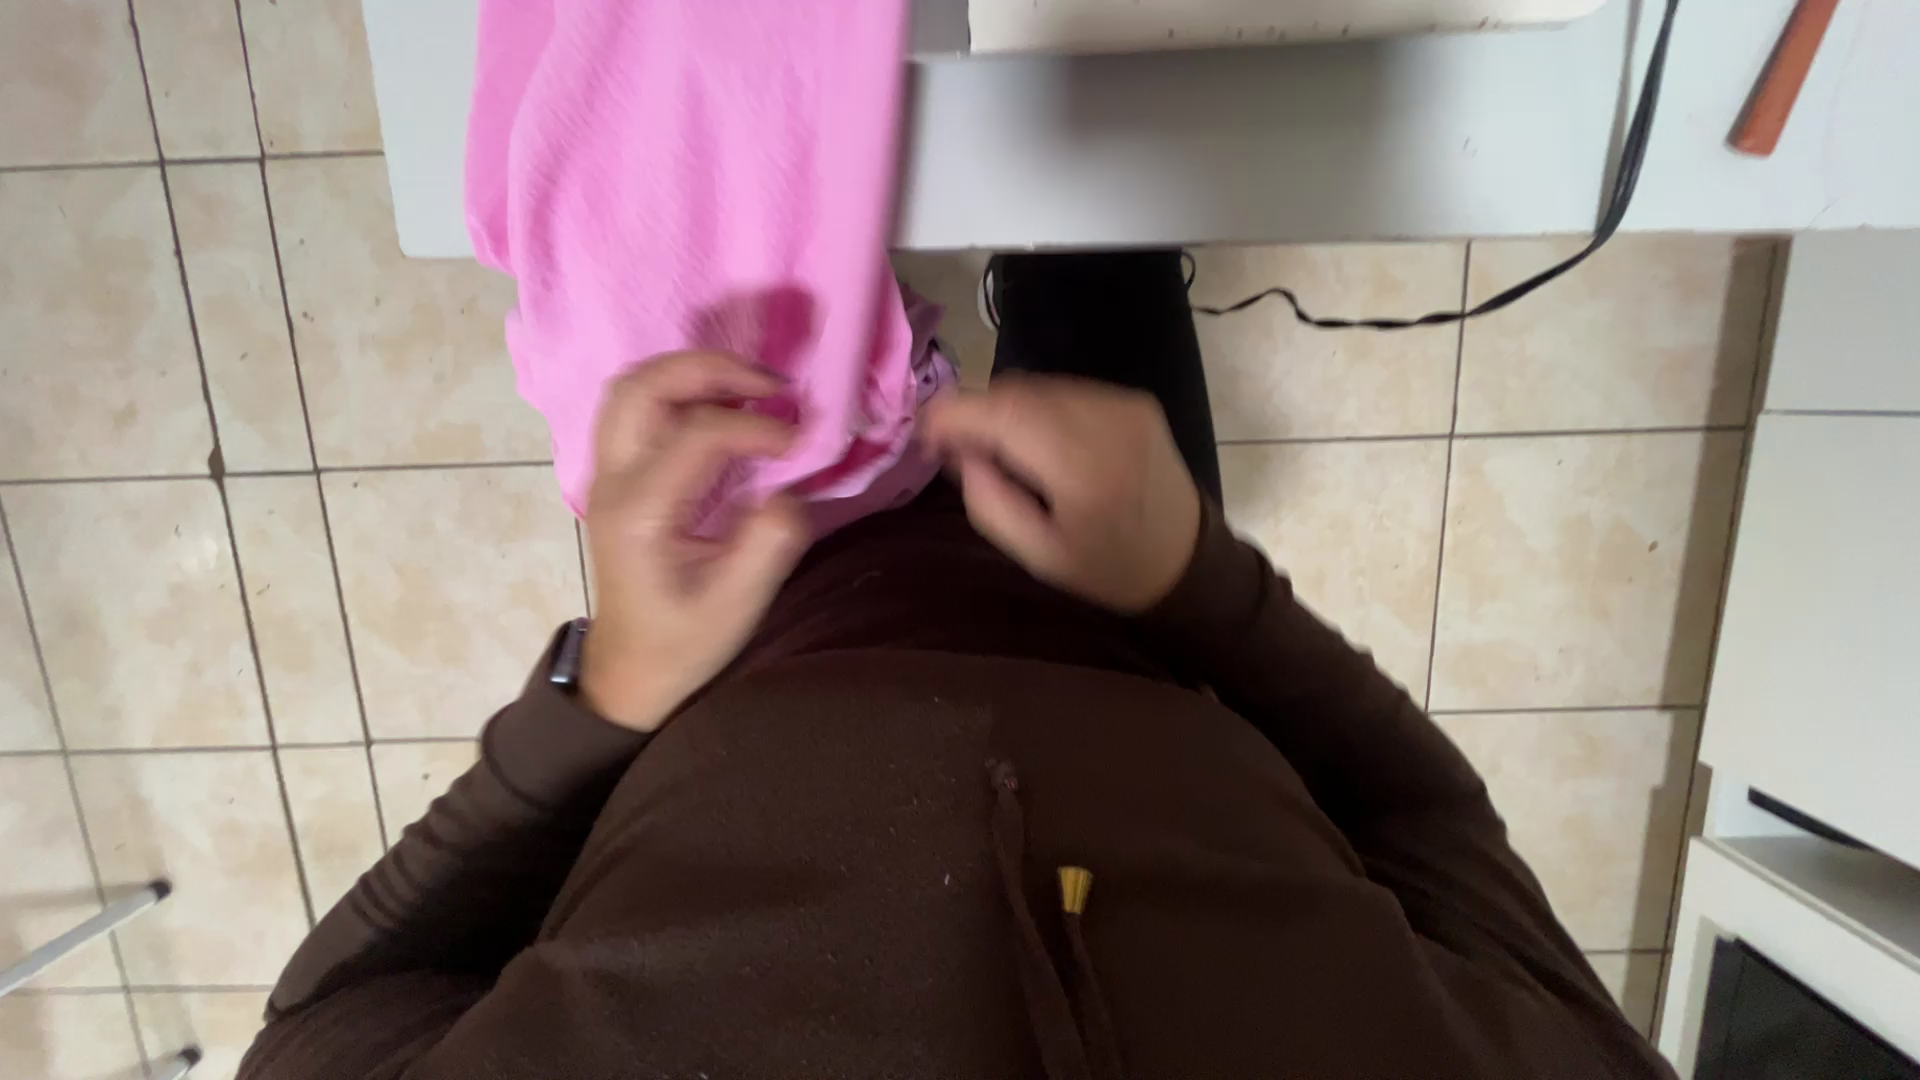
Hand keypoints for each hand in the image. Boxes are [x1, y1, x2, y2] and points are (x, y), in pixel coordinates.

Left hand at [579, 352, 808, 731]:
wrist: (631, 671)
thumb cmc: (684, 642)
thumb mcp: (738, 604)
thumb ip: (770, 543)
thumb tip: (792, 490)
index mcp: (640, 513)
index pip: (696, 434)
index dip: (756, 428)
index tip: (800, 444)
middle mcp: (613, 482)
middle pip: (643, 386)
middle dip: (711, 370)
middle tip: (772, 386)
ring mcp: (608, 476)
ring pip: (633, 388)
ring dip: (692, 374)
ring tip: (752, 389)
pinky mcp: (620, 479)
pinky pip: (640, 410)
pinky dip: (683, 393)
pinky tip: (727, 409)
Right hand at [921, 375, 1202, 612]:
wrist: (1186, 559)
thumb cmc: (1107, 567)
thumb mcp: (1038, 555)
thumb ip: (988, 501)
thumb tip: (959, 451)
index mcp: (1083, 468)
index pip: (1004, 413)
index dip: (954, 413)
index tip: (926, 433)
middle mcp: (1106, 421)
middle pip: (1017, 391)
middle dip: (975, 412)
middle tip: (956, 448)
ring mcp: (1124, 404)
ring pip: (1038, 386)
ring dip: (1005, 409)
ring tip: (997, 448)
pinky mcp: (1133, 400)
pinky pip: (1065, 390)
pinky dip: (1037, 408)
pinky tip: (1037, 441)